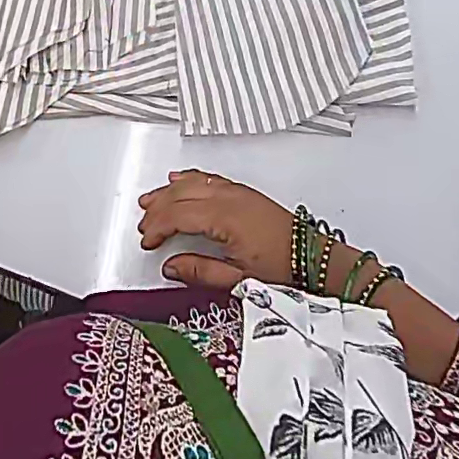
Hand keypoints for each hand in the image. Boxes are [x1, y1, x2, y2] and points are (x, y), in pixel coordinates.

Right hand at [137, 169, 296, 290]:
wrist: (313, 257)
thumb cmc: (284, 267)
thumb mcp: (239, 279)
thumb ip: (200, 271)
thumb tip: (171, 266)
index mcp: (225, 218)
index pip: (179, 215)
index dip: (158, 227)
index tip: (148, 242)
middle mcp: (229, 198)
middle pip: (182, 195)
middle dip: (158, 209)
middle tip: (145, 226)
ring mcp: (236, 192)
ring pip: (193, 184)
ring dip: (168, 191)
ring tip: (150, 201)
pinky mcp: (242, 192)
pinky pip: (209, 179)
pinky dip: (189, 179)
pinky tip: (179, 179)